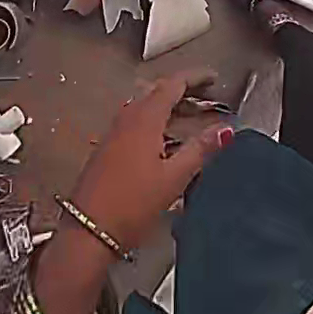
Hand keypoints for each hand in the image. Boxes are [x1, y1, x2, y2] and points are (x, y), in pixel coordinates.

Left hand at [67, 71, 231, 253]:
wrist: (86, 235)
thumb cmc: (133, 203)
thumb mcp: (173, 178)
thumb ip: (200, 149)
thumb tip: (226, 128)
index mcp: (145, 118)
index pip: (172, 84)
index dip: (195, 78)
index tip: (215, 78)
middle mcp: (128, 118)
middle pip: (158, 91)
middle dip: (184, 90)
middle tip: (208, 96)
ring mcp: (115, 133)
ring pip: (146, 107)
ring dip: (170, 106)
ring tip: (192, 117)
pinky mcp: (108, 149)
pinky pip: (137, 122)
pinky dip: (157, 121)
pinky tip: (167, 141)